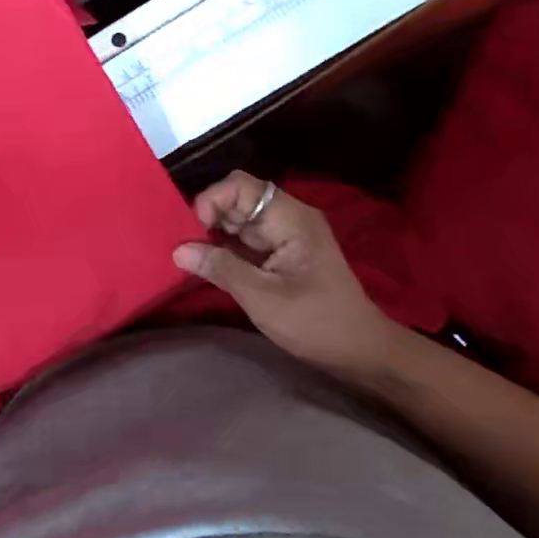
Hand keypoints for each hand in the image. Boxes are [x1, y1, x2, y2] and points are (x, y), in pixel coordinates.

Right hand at [173, 171, 411, 378]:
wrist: (360, 351)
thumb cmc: (316, 323)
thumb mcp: (263, 299)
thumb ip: (221, 269)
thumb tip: (178, 250)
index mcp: (291, 219)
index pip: (241, 186)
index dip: (211, 200)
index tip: (194, 232)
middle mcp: (287, 218)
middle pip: (237, 199)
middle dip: (208, 218)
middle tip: (187, 247)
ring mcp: (284, 235)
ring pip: (237, 219)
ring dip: (213, 234)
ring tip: (191, 256)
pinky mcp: (279, 253)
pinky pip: (244, 239)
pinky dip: (224, 248)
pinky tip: (207, 264)